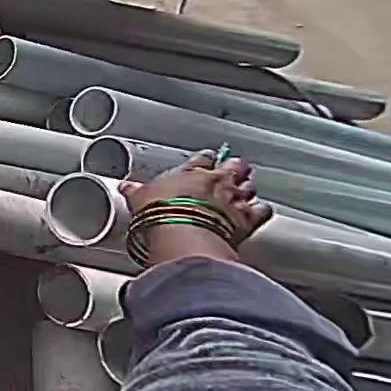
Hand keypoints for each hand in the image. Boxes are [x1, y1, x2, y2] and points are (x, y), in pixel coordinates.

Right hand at [120, 152, 272, 265]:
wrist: (183, 232)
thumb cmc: (160, 211)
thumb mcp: (138, 197)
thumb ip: (136, 190)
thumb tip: (127, 187)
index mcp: (190, 172)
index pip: (201, 159)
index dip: (204, 158)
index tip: (205, 158)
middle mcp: (216, 182)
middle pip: (233, 167)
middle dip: (235, 166)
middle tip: (236, 165)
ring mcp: (234, 199)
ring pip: (250, 185)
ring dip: (248, 185)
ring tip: (247, 185)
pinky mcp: (249, 218)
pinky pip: (263, 209)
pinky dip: (262, 208)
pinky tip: (259, 209)